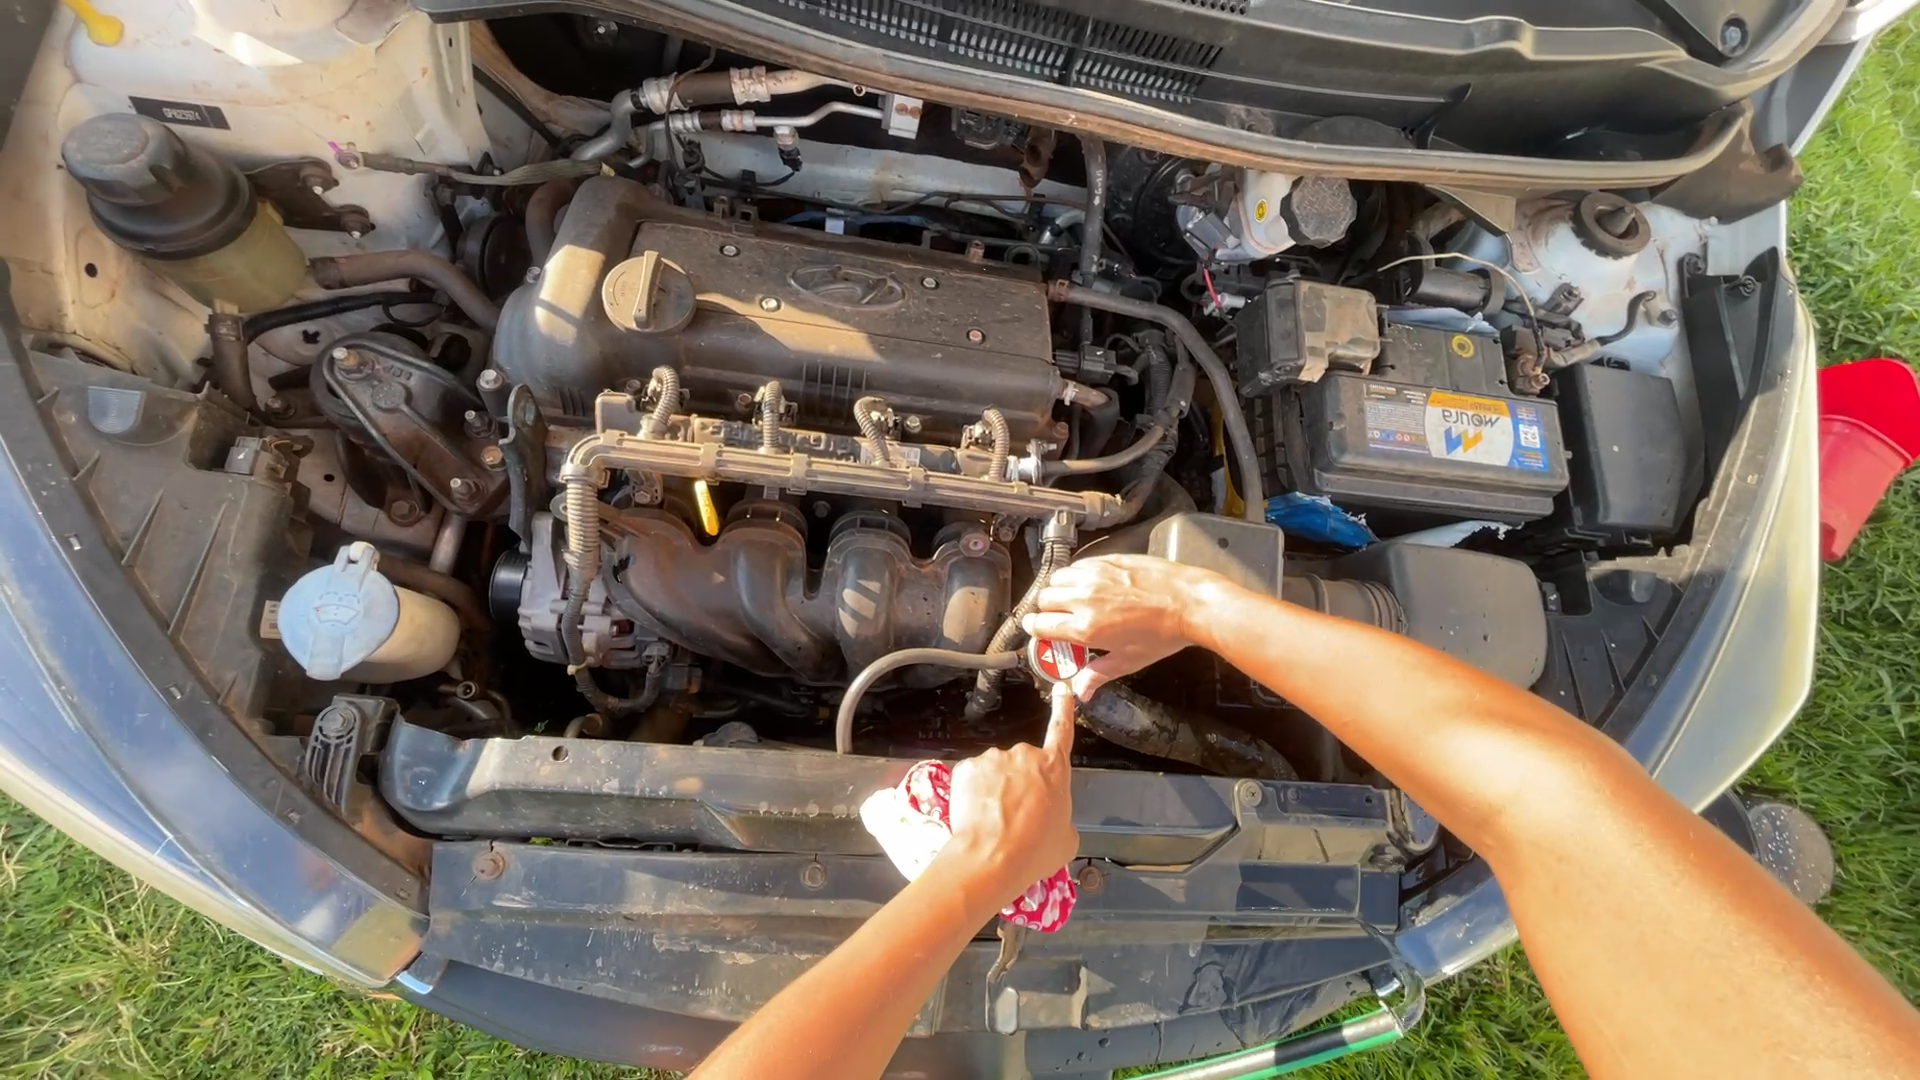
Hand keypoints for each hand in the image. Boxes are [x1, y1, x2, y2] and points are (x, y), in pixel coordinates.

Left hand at [940, 684, 1078, 906]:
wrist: (992, 858)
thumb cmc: (1036, 850)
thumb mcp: (1066, 837)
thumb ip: (1060, 815)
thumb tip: (1048, 816)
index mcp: (1054, 767)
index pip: (1062, 730)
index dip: (1063, 708)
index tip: (1062, 688)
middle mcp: (1024, 755)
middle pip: (1023, 764)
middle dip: (1020, 784)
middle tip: (1017, 816)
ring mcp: (993, 758)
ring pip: (995, 772)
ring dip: (995, 790)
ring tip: (996, 822)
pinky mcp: (967, 767)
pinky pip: (972, 778)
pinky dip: (973, 794)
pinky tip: (976, 816)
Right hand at [1020, 554, 1230, 698]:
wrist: (1190, 603)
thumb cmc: (1162, 636)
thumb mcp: (1129, 661)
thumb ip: (1098, 674)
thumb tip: (1079, 693)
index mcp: (1085, 628)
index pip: (1041, 625)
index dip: (1034, 628)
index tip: (1036, 628)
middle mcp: (1083, 599)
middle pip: (1044, 600)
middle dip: (1046, 609)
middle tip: (1058, 616)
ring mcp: (1094, 576)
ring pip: (1057, 578)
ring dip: (1058, 589)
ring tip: (1071, 598)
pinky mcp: (1106, 560)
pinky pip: (1078, 565)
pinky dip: (1076, 574)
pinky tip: (1088, 583)